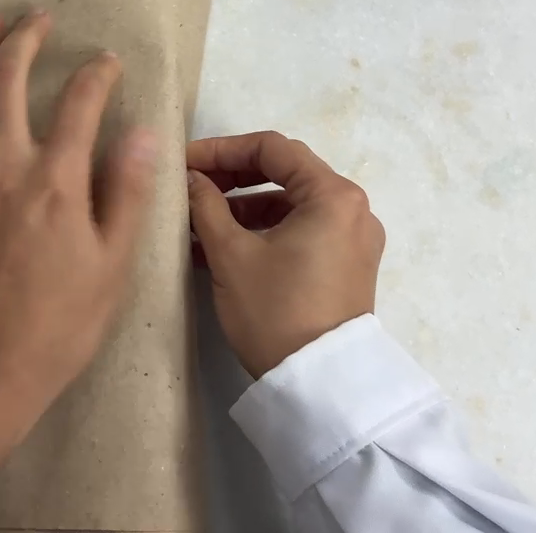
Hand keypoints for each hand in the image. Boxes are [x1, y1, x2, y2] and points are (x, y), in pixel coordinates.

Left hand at [0, 9, 157, 504]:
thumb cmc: (57, 324)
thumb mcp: (112, 266)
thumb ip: (126, 192)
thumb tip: (144, 131)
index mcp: (54, 179)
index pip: (80, 102)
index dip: (97, 73)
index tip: (107, 61)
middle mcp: (0, 163)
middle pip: (6, 77)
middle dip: (23, 37)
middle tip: (36, 16)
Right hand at [186, 131, 384, 378]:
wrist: (318, 387)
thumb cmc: (275, 308)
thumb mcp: (229, 251)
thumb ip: (204, 202)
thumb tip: (189, 176)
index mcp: (332, 196)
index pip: (271, 148)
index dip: (221, 148)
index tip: (185, 162)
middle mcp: (351, 210)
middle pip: (281, 171)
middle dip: (229, 175)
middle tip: (188, 184)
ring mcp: (350, 239)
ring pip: (286, 201)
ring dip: (239, 203)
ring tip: (195, 219)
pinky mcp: (343, 265)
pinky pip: (296, 228)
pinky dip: (258, 228)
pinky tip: (217, 243)